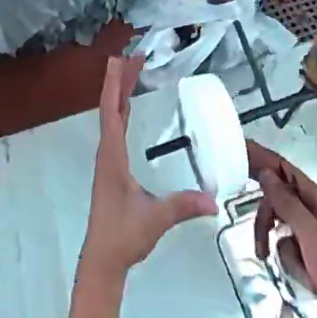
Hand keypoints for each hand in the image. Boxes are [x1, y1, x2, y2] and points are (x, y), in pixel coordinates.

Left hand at [79, 56, 215, 277]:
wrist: (102, 261)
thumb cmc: (123, 237)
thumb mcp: (155, 220)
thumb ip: (182, 206)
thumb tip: (214, 199)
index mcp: (112, 158)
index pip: (111, 114)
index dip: (114, 86)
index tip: (119, 61)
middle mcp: (107, 154)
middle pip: (111, 109)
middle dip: (120, 82)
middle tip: (133, 56)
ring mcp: (108, 162)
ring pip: (112, 118)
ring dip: (120, 94)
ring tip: (131, 72)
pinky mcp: (113, 169)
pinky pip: (115, 129)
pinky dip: (121, 111)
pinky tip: (129, 107)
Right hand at [247, 141, 316, 317]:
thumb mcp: (316, 240)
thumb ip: (289, 206)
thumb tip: (266, 173)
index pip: (283, 169)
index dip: (260, 159)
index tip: (236, 150)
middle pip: (279, 203)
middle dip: (267, 225)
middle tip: (260, 249)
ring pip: (284, 234)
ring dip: (288, 257)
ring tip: (307, 275)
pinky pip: (294, 255)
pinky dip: (298, 270)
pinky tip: (315, 285)